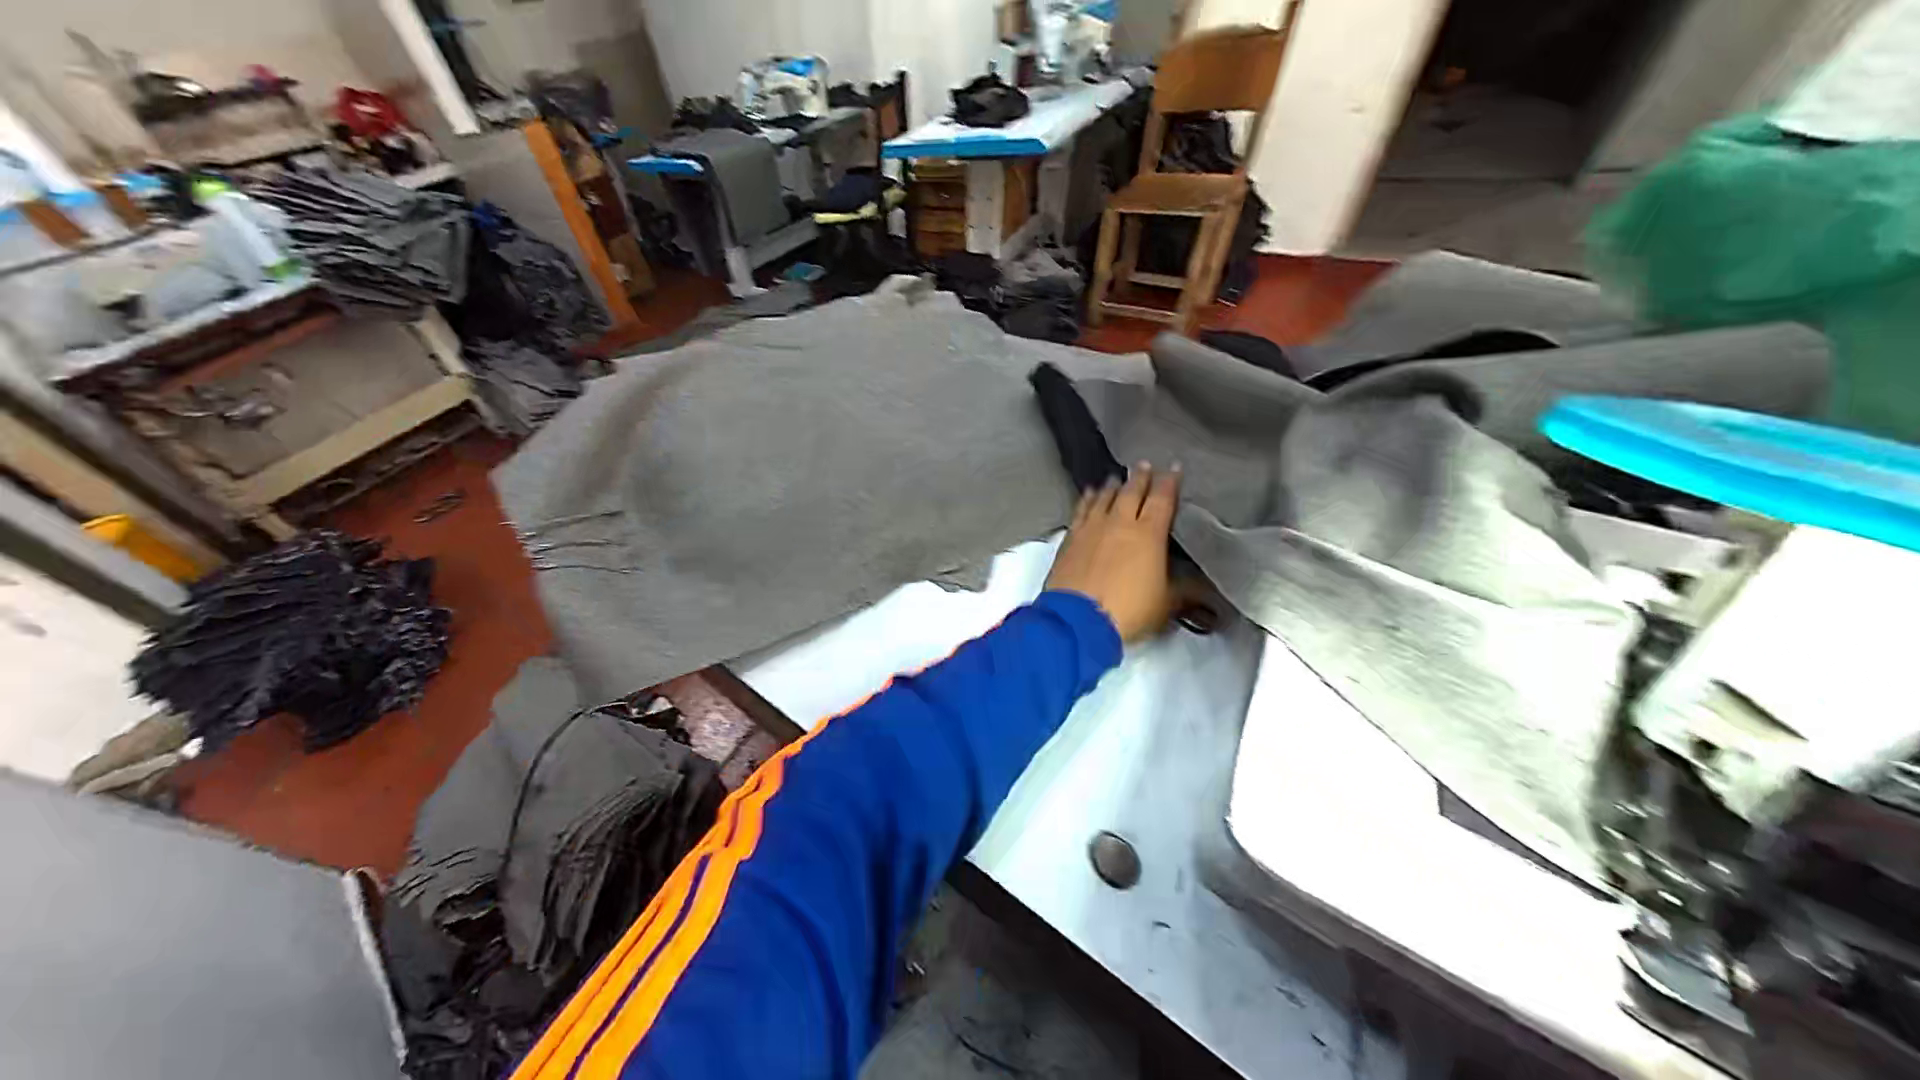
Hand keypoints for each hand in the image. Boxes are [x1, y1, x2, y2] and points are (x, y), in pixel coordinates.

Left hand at [1044, 462, 1181, 642]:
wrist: (1079, 619)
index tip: (1173, 468)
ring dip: (1113, 485)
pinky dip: (1088, 499)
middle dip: (1140, 477)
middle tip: (1144, 465)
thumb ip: (1184, 590)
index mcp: (1149, 534)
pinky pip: (1081, 510)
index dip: (1170, 482)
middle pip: (1132, 492)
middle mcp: (1120, 523)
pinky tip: (1090, 494)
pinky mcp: (1070, 538)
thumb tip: (1203, 588)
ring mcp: (1092, 528)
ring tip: (1117, 477)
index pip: (1162, 500)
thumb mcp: (1165, 604)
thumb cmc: (1128, 610)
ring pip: (1105, 498)